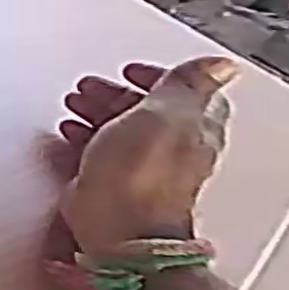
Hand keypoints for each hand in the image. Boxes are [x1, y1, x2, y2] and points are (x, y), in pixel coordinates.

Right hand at [57, 57, 237, 258]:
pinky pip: (96, 150)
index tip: (129, 70)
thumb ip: (185, 87)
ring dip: (95, 112)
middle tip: (90, 87)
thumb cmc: (138, 175)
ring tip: (75, 105)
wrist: (116, 223)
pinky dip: (81, 136)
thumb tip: (220, 65)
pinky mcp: (109, 180)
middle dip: (116, 94)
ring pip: (119, 128)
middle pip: (146, 110)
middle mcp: (172, 147)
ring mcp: (140, 165)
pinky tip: (68, 134)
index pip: (185, 93)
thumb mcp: (163, 117)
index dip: (157, 78)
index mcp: (193, 127)